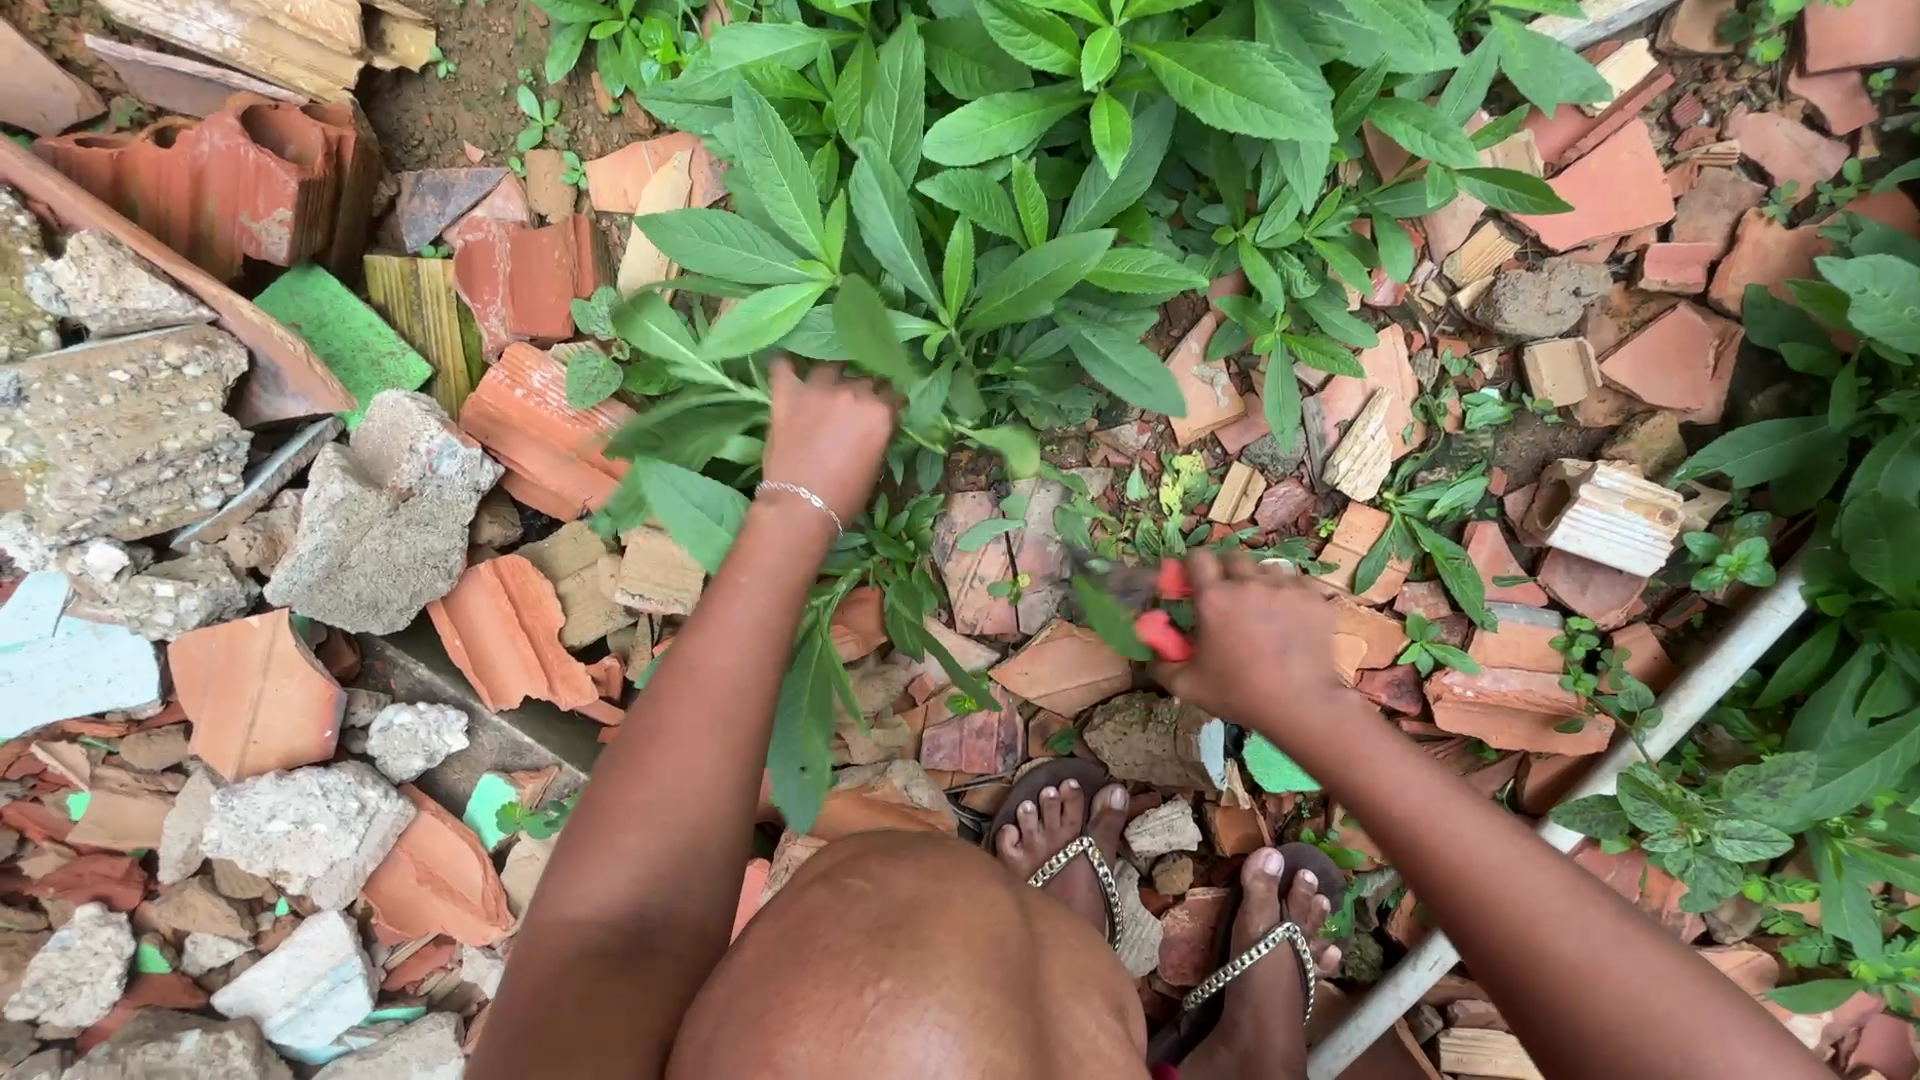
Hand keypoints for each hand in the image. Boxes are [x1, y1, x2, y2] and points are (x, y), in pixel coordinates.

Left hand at [762, 358, 895, 526]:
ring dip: (835, 373)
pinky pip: (783, 366)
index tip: (888, 408)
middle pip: (865, 378)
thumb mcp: (875, 466)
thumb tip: (873, 428)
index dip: (891, 402)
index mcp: (879, 412)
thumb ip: (877, 437)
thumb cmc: (845, 497)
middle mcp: (853, 393)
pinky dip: (787, 364)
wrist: (801, 506)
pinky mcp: (787, 395)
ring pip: (831, 365)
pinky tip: (789, 366)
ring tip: (831, 382)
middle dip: (866, 389)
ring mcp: (818, 390)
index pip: (894, 395)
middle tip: (859, 403)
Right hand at [1149, 550, 1341, 737]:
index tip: (1193, 580)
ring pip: (1266, 568)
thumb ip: (1162, 664)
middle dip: (1226, 571)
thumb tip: (1153, 651)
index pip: (1197, 557)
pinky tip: (1288, 615)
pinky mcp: (1313, 598)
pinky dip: (1289, 593)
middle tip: (1227, 595)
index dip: (1193, 565)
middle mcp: (1247, 583)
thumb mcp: (1188, 685)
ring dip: (1259, 581)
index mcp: (1213, 598)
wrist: (1301, 705)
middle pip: (1232, 556)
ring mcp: (1284, 588)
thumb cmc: (1239, 694)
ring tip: (1261, 606)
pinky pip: (1297, 582)